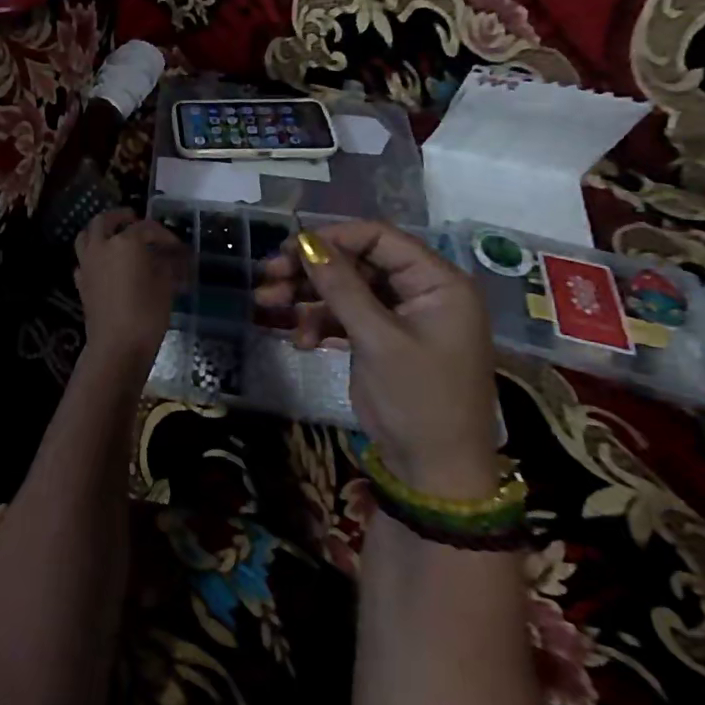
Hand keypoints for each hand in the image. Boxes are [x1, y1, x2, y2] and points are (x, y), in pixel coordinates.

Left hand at [74, 208, 186, 362]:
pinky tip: (104, 265)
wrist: (116, 344)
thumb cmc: (147, 313)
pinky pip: (83, 259)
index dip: (164, 234)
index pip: (147, 227)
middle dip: (121, 217)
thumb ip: (166, 264)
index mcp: (125, 242)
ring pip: (86, 235)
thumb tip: (170, 256)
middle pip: (105, 221)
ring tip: (113, 235)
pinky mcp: (80, 282)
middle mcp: (101, 246)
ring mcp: (86, 264)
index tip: (176, 246)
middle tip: (134, 219)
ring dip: (99, 231)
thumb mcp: (166, 285)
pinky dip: (93, 255)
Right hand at [254, 220, 499, 497]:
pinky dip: (319, 325)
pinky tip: (299, 341)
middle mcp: (421, 293)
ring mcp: (400, 319)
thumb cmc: (418, 397)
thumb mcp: (377, 339)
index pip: (382, 240)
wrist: (434, 466)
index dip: (333, 238)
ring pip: (345, 292)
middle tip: (266, 278)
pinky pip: (345, 319)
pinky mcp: (381, 342)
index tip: (288, 249)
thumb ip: (342, 288)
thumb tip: (306, 243)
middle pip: (357, 265)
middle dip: (310, 271)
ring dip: (306, 298)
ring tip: (266, 306)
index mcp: (438, 284)